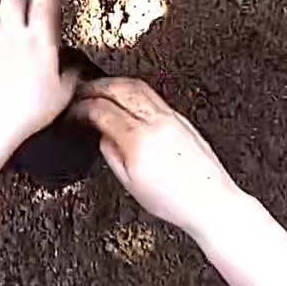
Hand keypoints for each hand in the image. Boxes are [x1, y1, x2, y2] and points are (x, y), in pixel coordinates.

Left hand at [0, 0, 78, 151]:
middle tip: (24, 14)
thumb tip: (75, 72)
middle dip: (19, 2)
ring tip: (1, 27)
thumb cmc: (26, 112)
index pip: (44, 1)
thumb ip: (69, 78)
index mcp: (39, 41)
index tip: (48, 4)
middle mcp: (12, 35)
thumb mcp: (61, 96)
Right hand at [71, 78, 247, 234]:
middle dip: (96, 85)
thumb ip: (111, 153)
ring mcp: (171, 118)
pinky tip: (128, 101)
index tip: (75, 110)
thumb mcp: (130, 183)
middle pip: (120, 88)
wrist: (211, 202)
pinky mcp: (182, 119)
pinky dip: (134, 92)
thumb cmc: (175, 201)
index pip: (102, 110)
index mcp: (138, 140)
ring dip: (116, 83)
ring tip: (103, 90)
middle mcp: (156, 123)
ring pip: (139, 86)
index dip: (82, 106)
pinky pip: (153, 96)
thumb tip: (102, 136)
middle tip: (83, 90)